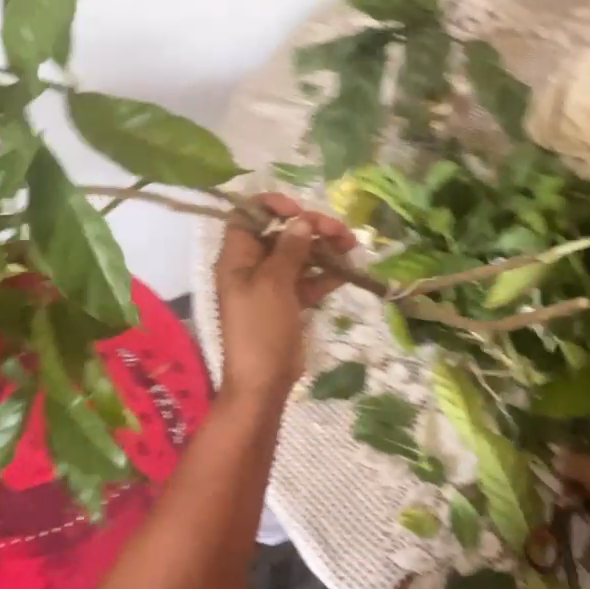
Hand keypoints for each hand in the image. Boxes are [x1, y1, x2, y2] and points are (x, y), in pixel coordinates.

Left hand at [214, 193, 355, 401]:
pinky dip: (326, 273)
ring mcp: (271, 285)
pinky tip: (348, 272)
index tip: (299, 211)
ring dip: (324, 248)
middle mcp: (252, 266)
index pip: (247, 215)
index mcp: (237, 257)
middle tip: (340, 232)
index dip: (271, 206)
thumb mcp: (274, 284)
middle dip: (311, 228)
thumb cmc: (260, 328)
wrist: (263, 382)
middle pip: (281, 233)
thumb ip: (289, 249)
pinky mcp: (288, 302)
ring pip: (299, 255)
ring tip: (351, 248)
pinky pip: (308, 279)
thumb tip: (302, 221)